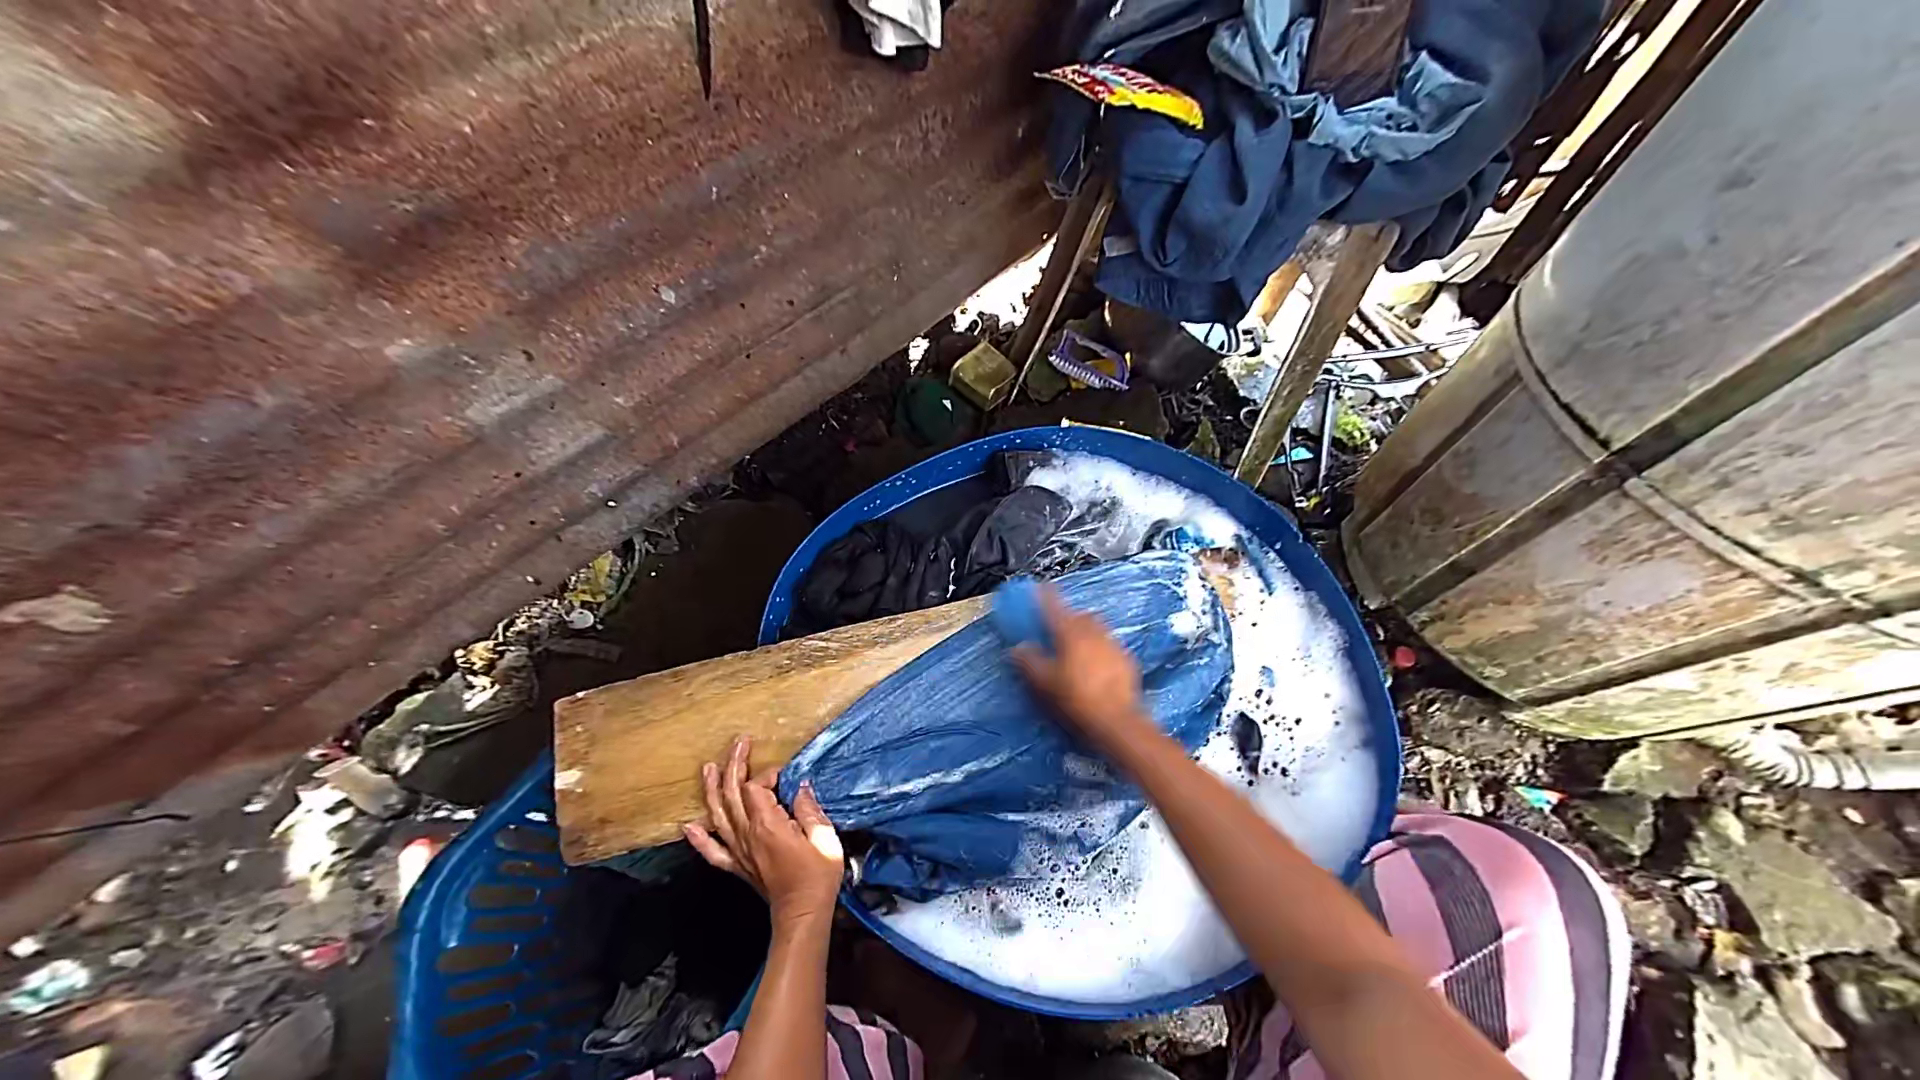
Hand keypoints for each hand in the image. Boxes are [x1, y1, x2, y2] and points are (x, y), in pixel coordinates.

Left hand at [684, 735, 845, 925]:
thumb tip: (800, 786)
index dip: (766, 775)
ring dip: (711, 791)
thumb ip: (810, 809)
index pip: (754, 788)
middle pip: (732, 795)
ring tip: (708, 768)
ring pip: (718, 816)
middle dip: (734, 766)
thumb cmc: (817, 876)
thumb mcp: (824, 838)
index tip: (784, 775)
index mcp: (767, 826)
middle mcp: (747, 835)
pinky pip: (712, 852)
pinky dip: (699, 840)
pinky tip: (688, 827)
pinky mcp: (737, 866)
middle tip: (739, 743)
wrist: (802, 914)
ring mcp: (739, 852)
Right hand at [1009, 584, 1154, 754]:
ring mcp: (1113, 644)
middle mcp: (1093, 631)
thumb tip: (1018, 647)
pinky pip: (1109, 645)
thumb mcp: (1044, 682)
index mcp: (1070, 632)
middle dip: (1068, 616)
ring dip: (1085, 630)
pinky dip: (1099, 647)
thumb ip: (1029, 661)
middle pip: (1079, 615)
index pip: (1054, 606)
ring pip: (1097, 628)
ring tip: (1077, 645)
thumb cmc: (1076, 698)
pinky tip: (1096, 664)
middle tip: (1057, 627)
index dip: (1046, 595)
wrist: (1116, 721)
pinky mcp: (1127, 659)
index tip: (1041, 586)